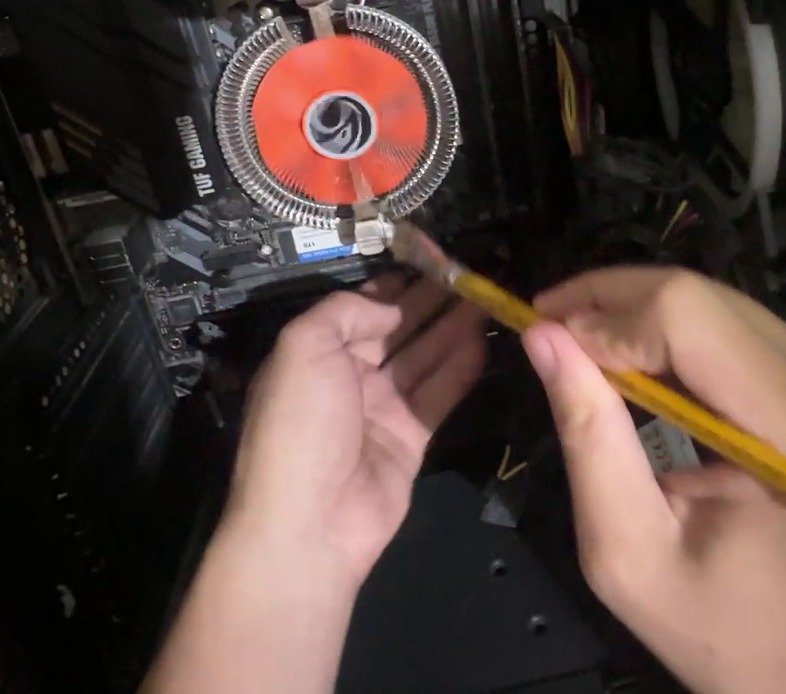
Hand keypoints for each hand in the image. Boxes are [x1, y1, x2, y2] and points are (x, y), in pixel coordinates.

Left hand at [226, 275, 487, 581]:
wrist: (310, 522)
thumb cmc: (299, 425)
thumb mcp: (303, 347)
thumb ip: (345, 311)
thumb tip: (388, 305)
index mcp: (316, 355)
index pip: (360, 310)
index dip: (393, 288)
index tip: (429, 264)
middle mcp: (348, 377)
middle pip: (397, 331)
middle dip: (430, 304)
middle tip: (469, 278)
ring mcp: (380, 409)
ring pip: (423, 359)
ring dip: (452, 330)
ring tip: (486, 301)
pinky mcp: (410, 438)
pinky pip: (439, 394)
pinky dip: (460, 368)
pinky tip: (482, 342)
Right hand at [523, 267, 785, 693]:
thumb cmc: (734, 634)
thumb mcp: (631, 554)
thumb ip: (588, 436)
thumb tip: (542, 336)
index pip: (686, 313)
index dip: (605, 313)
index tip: (545, 339)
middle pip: (698, 295)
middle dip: (611, 303)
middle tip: (548, 330)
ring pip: (712, 301)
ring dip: (638, 315)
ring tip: (582, 347)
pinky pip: (734, 327)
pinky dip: (674, 335)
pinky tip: (637, 364)